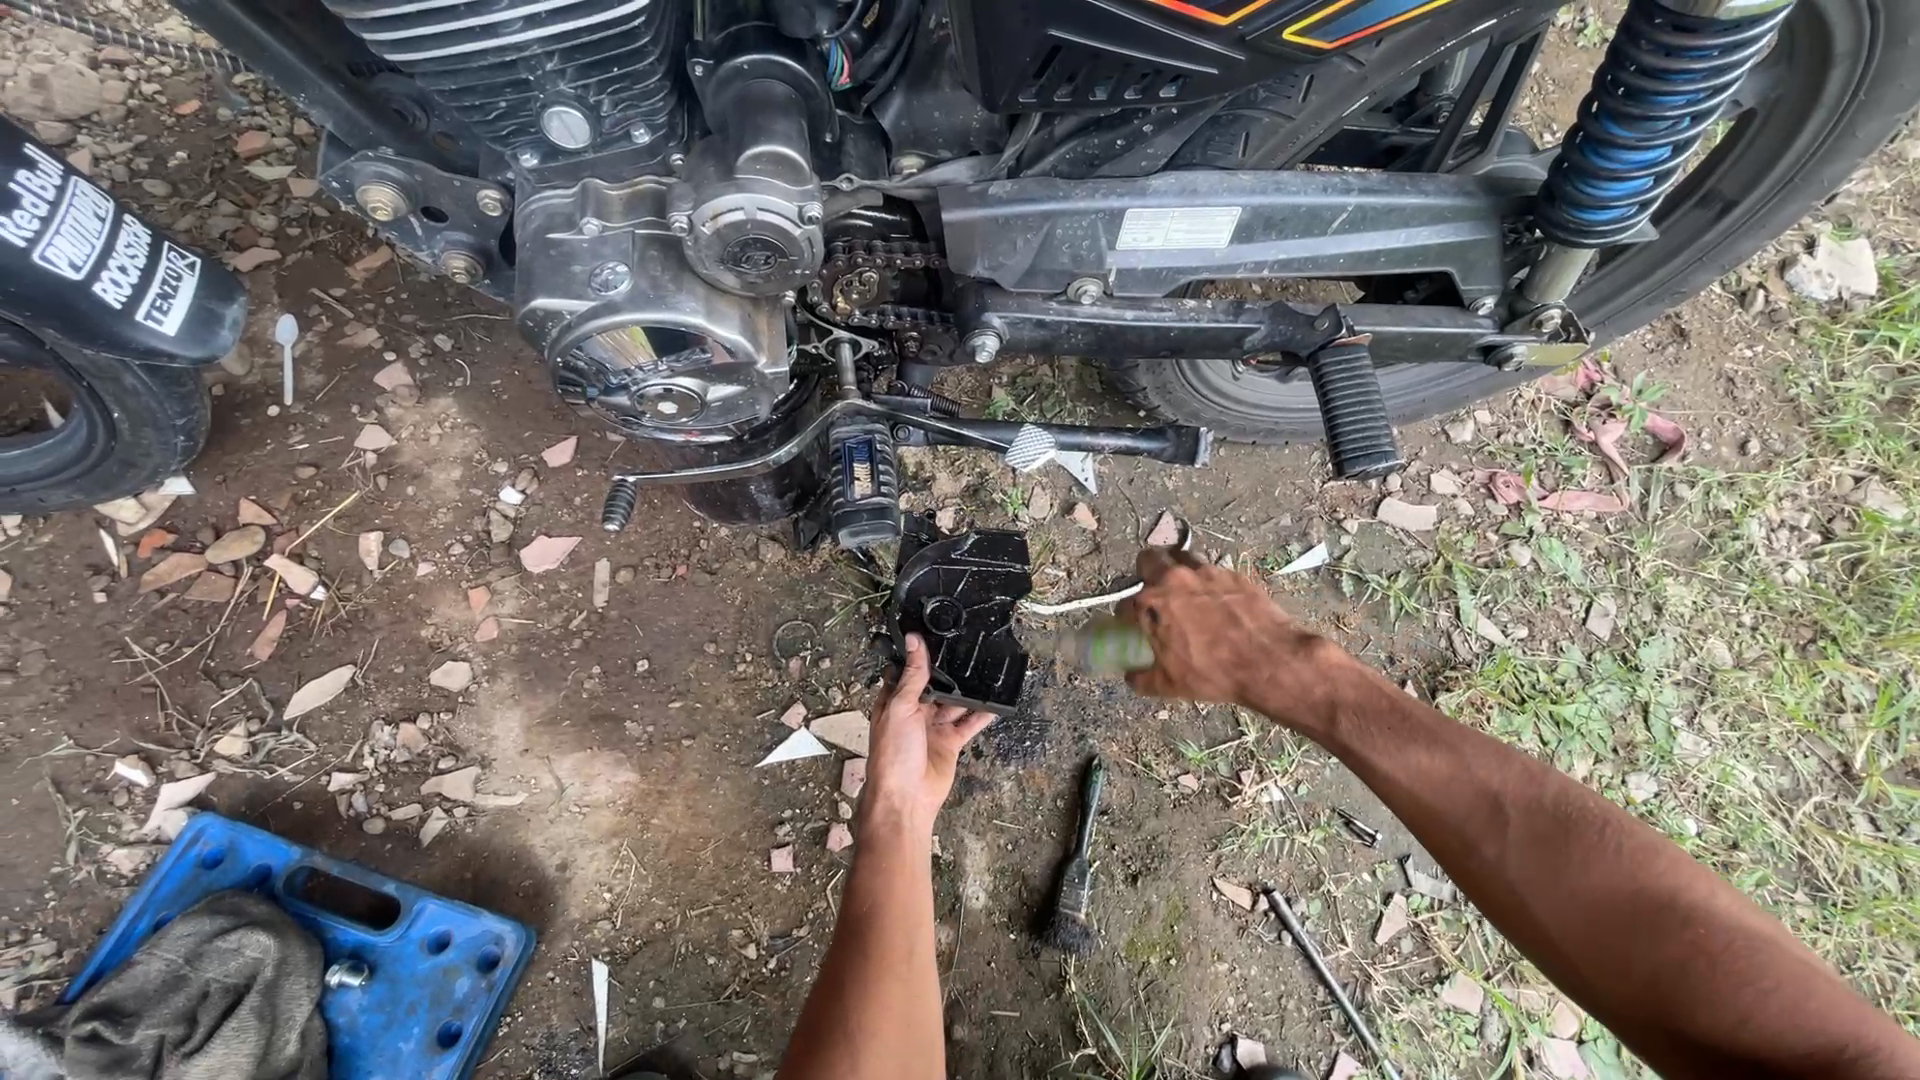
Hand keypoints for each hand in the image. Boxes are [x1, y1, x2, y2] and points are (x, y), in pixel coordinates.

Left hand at [861, 634, 995, 837]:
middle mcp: (913, 714)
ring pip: (953, 704)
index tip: (932, 636)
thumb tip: (913, 642)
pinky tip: (993, 702)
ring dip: (966, 692)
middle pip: (934, 687)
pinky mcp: (949, 744)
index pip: (907, 673)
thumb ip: (912, 676)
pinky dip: (981, 715)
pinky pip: (968, 724)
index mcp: (894, 703)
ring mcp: (932, 729)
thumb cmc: (892, 755)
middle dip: (947, 674)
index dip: (917, 657)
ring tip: (983, 671)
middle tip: (964, 650)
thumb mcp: (900, 707)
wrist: (907, 797)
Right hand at [1117, 548, 1343, 717]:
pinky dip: (1209, 581)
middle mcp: (1173, 579)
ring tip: (1186, 590)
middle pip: (1148, 560)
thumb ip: (1142, 678)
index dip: (1126, 615)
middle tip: (1155, 592)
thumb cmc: (1213, 673)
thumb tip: (1131, 677)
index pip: (1124, 604)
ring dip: (1178, 569)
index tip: (1132, 624)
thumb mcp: (1168, 685)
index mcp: (1150, 604)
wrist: (1269, 661)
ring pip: (1182, 558)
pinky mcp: (1233, 574)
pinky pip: (1213, 570)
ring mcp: (1205, 572)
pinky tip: (1217, 599)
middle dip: (1146, 573)